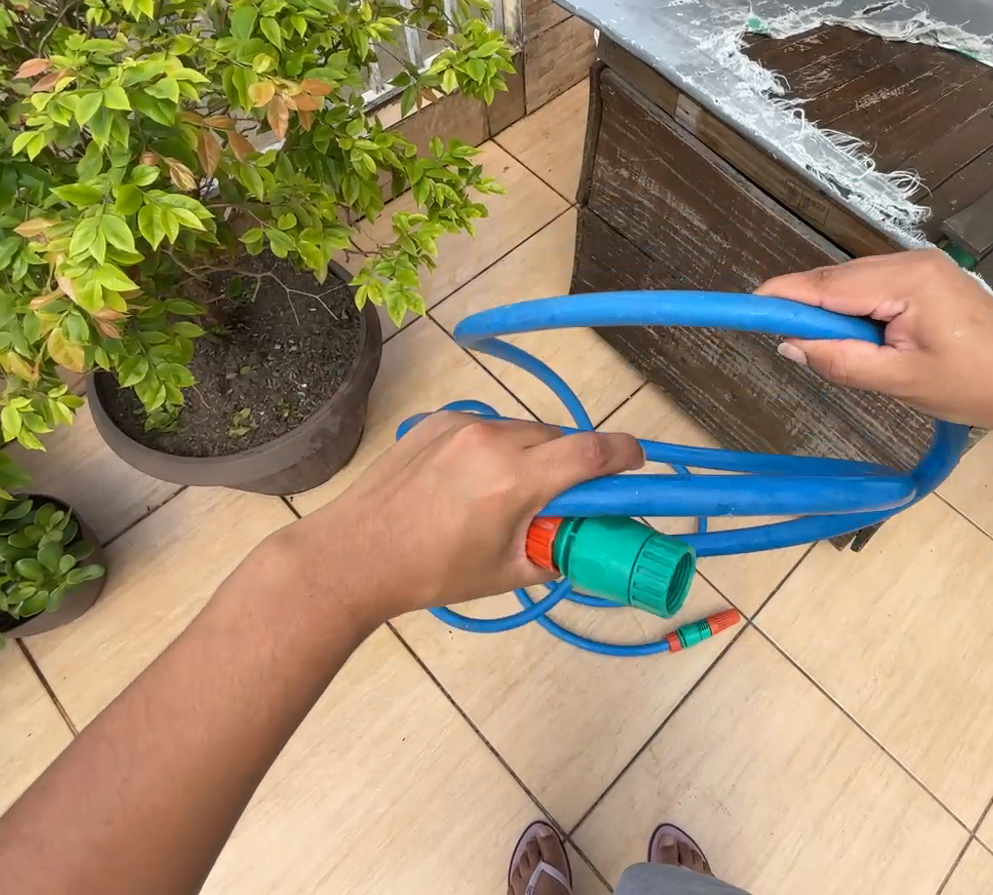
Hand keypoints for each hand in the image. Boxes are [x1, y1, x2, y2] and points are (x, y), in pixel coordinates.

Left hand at [308, 412, 644, 620]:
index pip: (592, 451)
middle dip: (573, 462)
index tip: (637, 461)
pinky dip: (498, 445)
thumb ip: (555, 552)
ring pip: (526, 429)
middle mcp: (493, 439)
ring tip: (510, 488)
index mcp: (514, 480)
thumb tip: (585, 541)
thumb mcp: (506, 573)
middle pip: (560, 438)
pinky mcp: (440, 418)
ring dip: (535, 452)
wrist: (355, 553)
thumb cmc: (433, 573)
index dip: (625, 452)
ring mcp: (463, 423)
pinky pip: (490, 426)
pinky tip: (474, 477)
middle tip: (563, 494)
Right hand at [755, 250, 992, 439]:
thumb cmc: (974, 387)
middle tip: (792, 347)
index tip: (746, 306)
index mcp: (907, 280)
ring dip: (834, 314)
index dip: (782, 295)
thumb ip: (839, 360)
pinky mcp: (926, 278)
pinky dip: (855, 313)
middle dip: (808, 310)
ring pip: (851, 285)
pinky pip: (871, 289)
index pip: (826, 284)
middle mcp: (911, 260)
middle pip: (836, 280)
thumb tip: (789, 345)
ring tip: (839, 352)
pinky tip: (862, 339)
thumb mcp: (899, 381)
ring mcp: (921, 266)